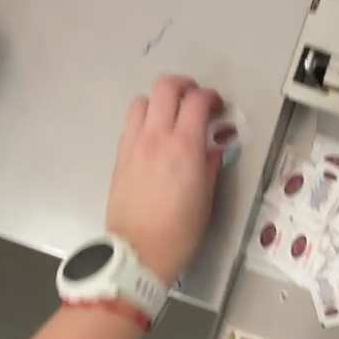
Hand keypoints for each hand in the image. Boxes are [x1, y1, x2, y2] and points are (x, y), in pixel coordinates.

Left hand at [104, 75, 223, 282]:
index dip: (211, 98)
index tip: (218, 107)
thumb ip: (211, 166)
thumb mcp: (206, 199)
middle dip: (184, 86)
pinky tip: (156, 138)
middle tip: (196, 100)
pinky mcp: (120, 156)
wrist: (139, 252)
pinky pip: (131, 123)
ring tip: (172, 116)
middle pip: (165, 88)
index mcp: (184, 147)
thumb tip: (214, 150)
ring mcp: (134, 144)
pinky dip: (145, 119)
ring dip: (160, 101)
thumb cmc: (181, 231)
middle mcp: (156, 137)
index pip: (196, 102)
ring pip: (143, 100)